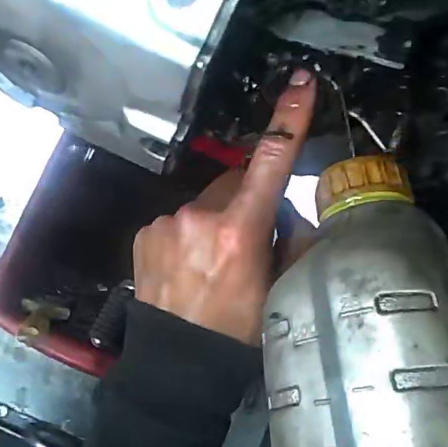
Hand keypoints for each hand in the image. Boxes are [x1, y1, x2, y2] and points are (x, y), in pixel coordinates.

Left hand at [133, 69, 317, 343]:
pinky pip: (180, 218)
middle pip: (237, 181)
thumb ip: (290, 241)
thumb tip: (287, 213)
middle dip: (249, 199)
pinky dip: (190, 231)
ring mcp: (168, 222)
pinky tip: (190, 265)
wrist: (177, 363)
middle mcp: (200, 216)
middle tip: (251, 242)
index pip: (272, 162)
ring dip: (217, 218)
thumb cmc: (237, 331)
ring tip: (215, 263)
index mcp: (240, 231)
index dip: (289, 118)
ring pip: (207, 201)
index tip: (300, 83)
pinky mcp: (147, 231)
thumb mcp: (279, 287)